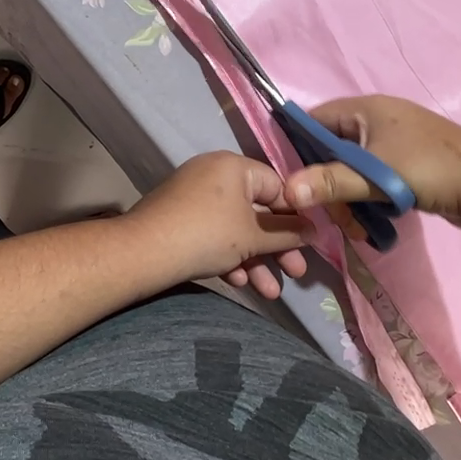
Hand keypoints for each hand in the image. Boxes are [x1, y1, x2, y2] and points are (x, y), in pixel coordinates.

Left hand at [124, 152, 313, 298]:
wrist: (144, 254)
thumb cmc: (207, 235)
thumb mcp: (253, 236)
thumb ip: (288, 233)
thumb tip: (316, 230)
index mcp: (234, 166)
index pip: (278, 186)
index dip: (297, 215)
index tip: (312, 241)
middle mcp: (214, 175)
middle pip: (258, 211)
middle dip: (278, 247)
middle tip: (297, 272)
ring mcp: (195, 198)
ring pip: (236, 229)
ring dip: (256, 261)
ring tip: (270, 293)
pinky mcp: (181, 220)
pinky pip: (214, 235)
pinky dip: (229, 257)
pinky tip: (240, 283)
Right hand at [281, 95, 460, 237]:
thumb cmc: (428, 170)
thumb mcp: (373, 175)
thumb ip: (329, 182)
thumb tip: (286, 190)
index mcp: (367, 107)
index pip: (314, 119)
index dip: (296, 146)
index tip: (291, 178)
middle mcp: (378, 117)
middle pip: (332, 148)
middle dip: (327, 182)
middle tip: (333, 212)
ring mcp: (395, 139)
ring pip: (352, 167)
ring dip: (349, 196)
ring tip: (358, 224)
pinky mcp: (408, 161)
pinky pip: (372, 175)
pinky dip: (368, 197)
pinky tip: (373, 221)